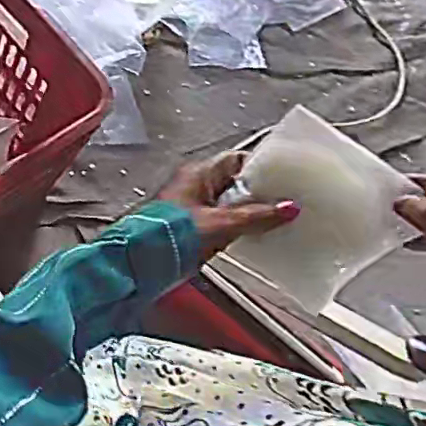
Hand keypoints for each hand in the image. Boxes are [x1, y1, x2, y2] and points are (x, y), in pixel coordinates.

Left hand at [155, 152, 299, 258]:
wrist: (138, 264)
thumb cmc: (168, 236)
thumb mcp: (221, 223)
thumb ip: (256, 216)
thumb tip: (287, 207)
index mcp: (197, 174)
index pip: (236, 160)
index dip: (261, 169)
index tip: (285, 180)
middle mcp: (192, 187)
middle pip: (234, 185)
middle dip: (258, 196)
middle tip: (285, 204)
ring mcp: (190, 209)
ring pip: (227, 206)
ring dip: (248, 215)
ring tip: (275, 223)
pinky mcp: (188, 231)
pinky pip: (219, 224)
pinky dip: (234, 230)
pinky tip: (250, 239)